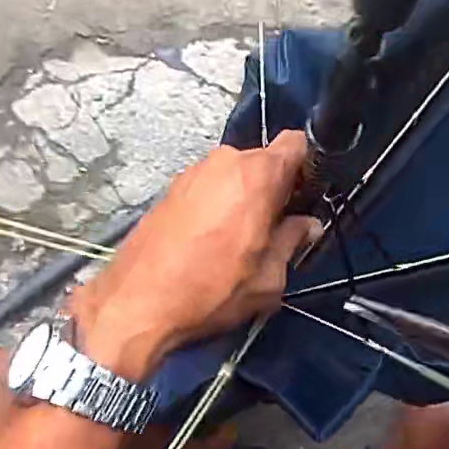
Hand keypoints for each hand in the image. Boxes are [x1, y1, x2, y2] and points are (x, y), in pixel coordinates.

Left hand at [68, 130, 320, 378]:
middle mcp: (225, 161)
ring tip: (241, 241)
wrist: (138, 303)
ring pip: (235, 175)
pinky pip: (210, 187)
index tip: (308, 198)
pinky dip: (219, 204)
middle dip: (276, 189)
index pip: (298, 145)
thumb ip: (292, 243)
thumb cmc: (211, 293)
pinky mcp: (171, 188)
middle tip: (277, 229)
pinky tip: (212, 241)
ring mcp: (194, 171)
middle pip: (265, 162)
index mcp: (257, 176)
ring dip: (245, 199)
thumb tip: (307, 225)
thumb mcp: (268, 279)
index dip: (309, 169)